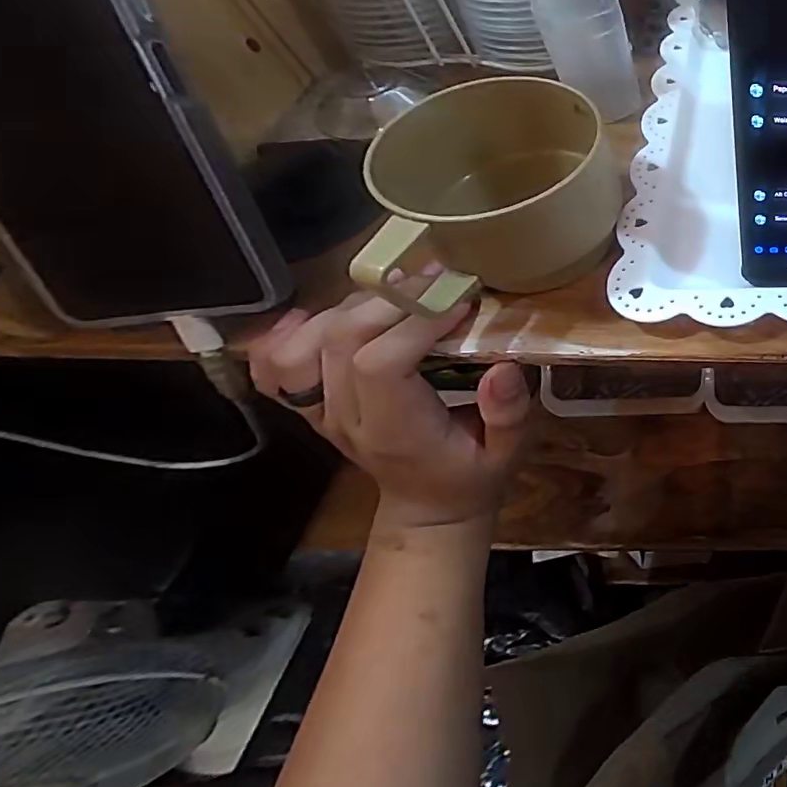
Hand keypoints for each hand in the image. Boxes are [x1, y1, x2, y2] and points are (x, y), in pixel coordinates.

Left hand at [249, 291, 530, 531]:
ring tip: (404, 292)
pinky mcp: (314, 402)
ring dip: (353, 306)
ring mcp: (322, 410)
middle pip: (340, 340)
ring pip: (306, 342)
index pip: (379, 363)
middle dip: (391, 300)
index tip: (462, 302)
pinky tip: (322, 313)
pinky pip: (276, 364)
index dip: (417, 323)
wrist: (430, 505)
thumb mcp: (510, 452)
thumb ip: (508, 414)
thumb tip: (502, 367)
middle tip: (441, 281)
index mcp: (395, 430)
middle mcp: (347, 417)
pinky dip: (290, 331)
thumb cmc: (474, 473)